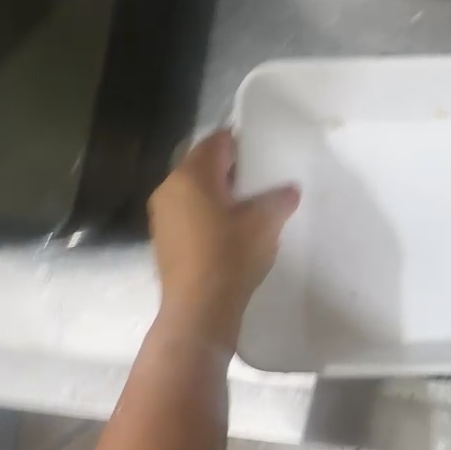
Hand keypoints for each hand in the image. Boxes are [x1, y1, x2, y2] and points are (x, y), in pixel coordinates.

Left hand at [147, 130, 299, 349]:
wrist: (199, 307)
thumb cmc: (231, 256)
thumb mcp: (265, 223)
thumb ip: (279, 199)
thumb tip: (288, 189)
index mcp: (192, 176)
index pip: (216, 142)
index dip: (241, 142)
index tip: (264, 151)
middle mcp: (169, 188)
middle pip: (202, 165)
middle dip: (232, 169)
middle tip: (262, 180)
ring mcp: (162, 214)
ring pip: (195, 190)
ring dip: (220, 193)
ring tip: (250, 208)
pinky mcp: (165, 238)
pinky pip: (190, 212)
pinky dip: (210, 213)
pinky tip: (232, 232)